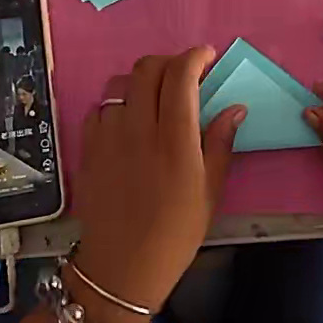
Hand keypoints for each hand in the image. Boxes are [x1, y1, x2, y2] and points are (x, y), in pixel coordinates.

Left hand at [73, 47, 242, 315]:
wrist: (123, 266)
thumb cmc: (176, 232)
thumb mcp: (210, 191)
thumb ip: (220, 143)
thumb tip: (235, 107)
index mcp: (174, 140)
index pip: (180, 76)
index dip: (195, 57)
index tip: (207, 57)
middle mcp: (137, 129)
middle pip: (147, 69)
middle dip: (170, 62)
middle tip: (186, 75)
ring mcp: (107, 137)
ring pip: (120, 84)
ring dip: (143, 81)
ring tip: (157, 97)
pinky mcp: (87, 148)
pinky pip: (100, 108)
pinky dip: (119, 104)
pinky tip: (130, 122)